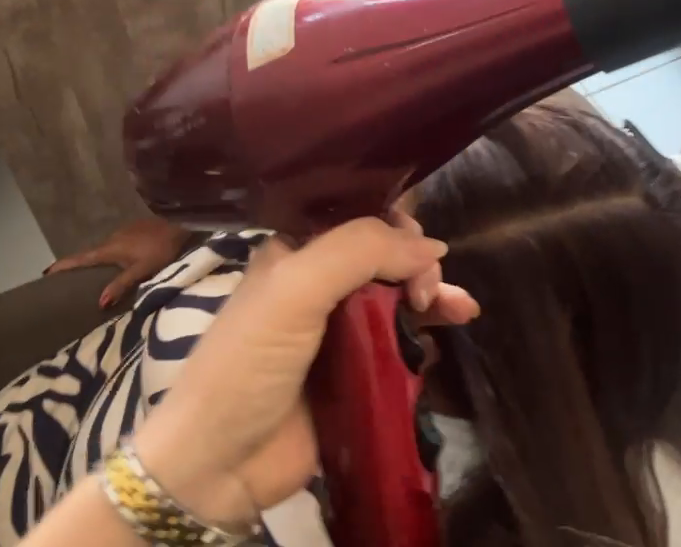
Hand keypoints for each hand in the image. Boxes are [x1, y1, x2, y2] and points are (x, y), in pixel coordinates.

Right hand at [45, 216, 191, 308]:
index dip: (64, 265)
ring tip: (88, 274)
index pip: (81, 258)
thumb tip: (99, 302)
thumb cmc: (161, 250)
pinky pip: (116, 243)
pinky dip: (111, 253)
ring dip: (96, 259)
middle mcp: (112, 237)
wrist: (182, 227)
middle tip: (65, 279)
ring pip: (105, 248)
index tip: (46, 272)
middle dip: (78, 264)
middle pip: (91, 253)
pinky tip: (115, 262)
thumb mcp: (142, 270)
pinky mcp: (134, 228)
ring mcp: (124, 231)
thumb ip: (121, 284)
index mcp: (110, 249)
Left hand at [131, 216, 480, 524]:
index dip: (394, 220)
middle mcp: (321, 280)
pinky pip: (406, 334)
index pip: (356, 215)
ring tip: (457, 307)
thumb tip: (432, 244)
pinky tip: (459, 318)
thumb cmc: (249, 360)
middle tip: (425, 289)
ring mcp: (342, 327)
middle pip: (387, 252)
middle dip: (417, 259)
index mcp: (297, 250)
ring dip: (435, 289)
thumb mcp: (296, 287)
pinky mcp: (361, 369)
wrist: (222, 464)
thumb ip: (361, 252)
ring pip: (402, 291)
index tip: (417, 240)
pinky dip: (434, 322)